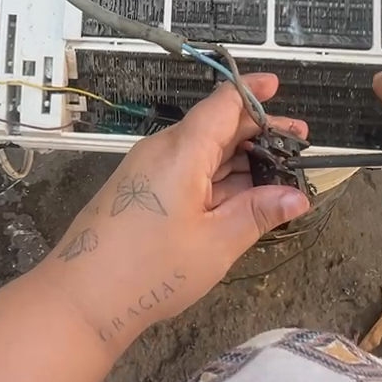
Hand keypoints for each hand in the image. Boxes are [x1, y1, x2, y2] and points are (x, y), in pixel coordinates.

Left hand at [31, 74, 310, 353]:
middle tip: (298, 142)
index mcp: (182, 149)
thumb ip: (258, 213)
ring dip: (240, 158)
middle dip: (257, 131)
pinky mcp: (142, 189)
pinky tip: (242, 194)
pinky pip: (187, 170)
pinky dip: (218, 176)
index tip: (277, 85)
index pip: (222, 104)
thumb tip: (297, 197)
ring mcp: (150, 169)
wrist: (82, 297)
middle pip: (216, 126)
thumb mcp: (216, 242)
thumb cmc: (152, 267)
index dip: (251, 91)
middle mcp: (164, 149)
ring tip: (280, 171)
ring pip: (203, 150)